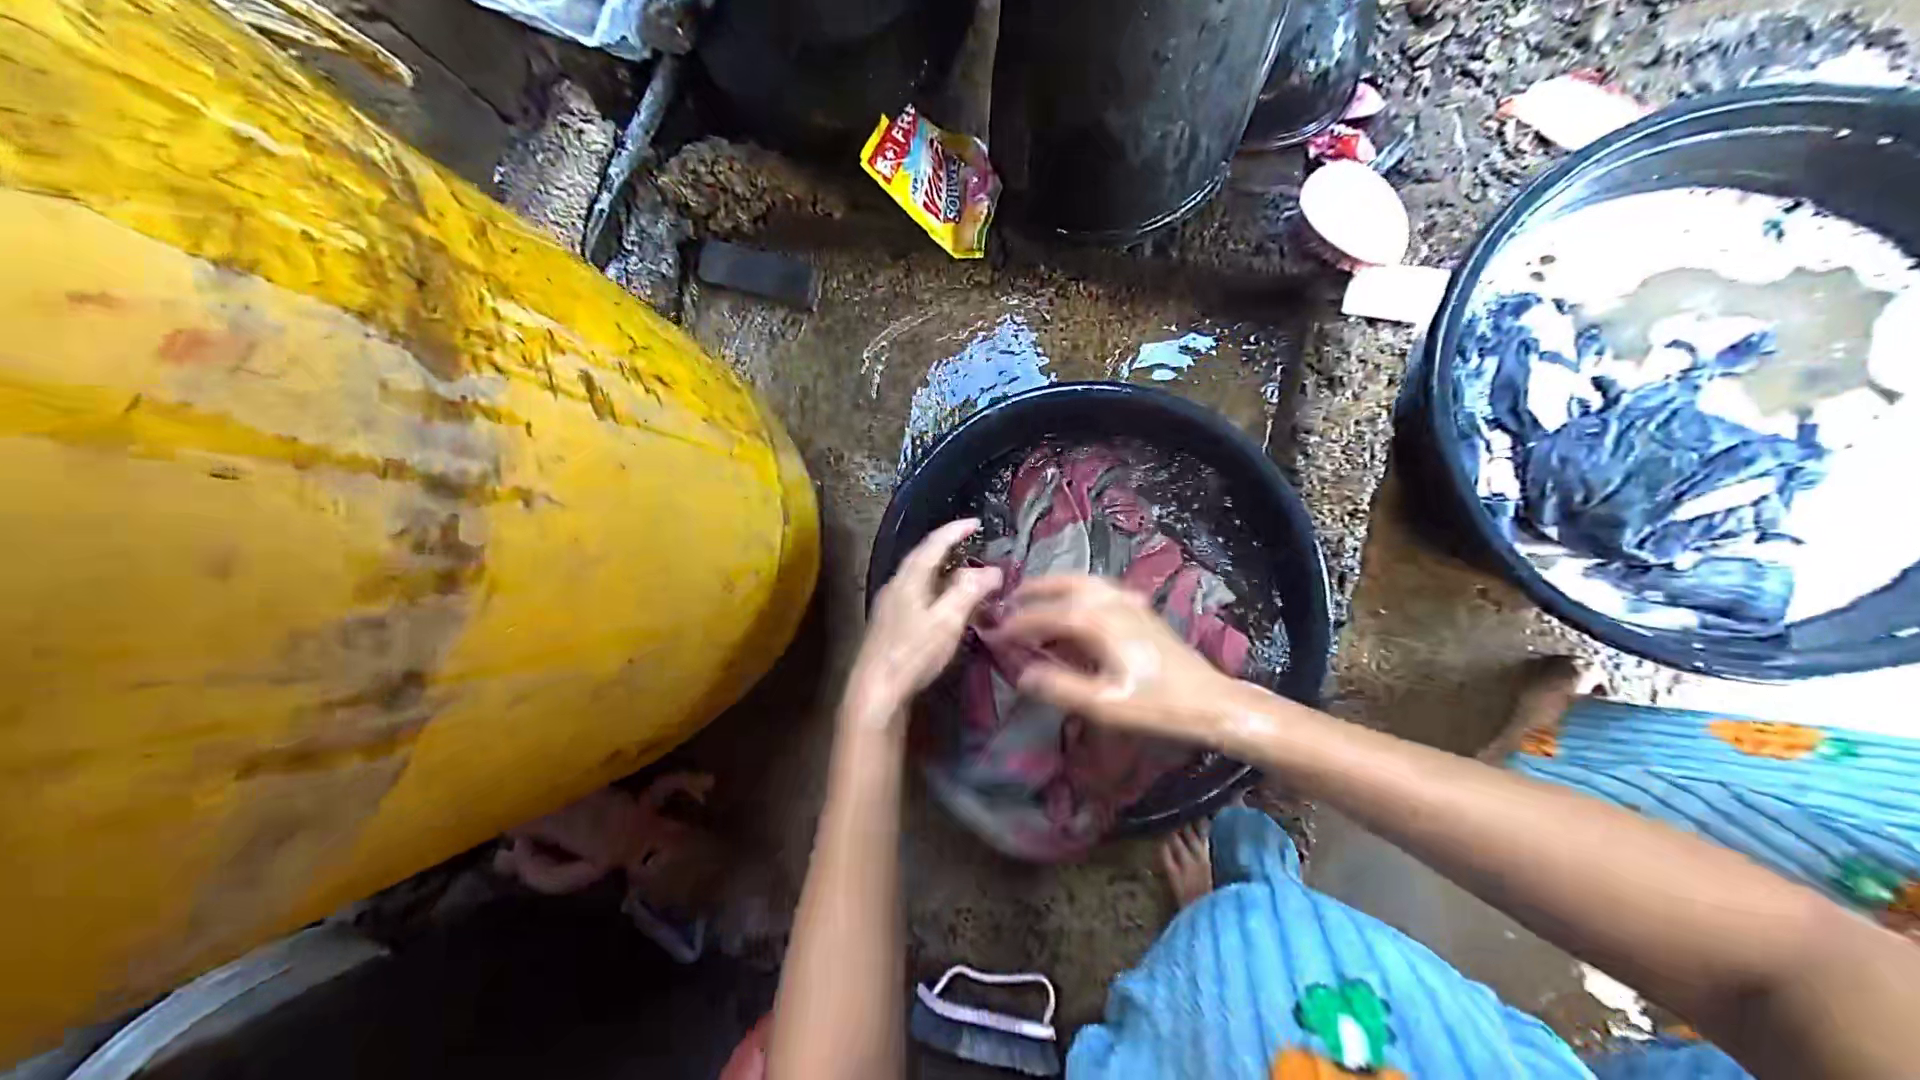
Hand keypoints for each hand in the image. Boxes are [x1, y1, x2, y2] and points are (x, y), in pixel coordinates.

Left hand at [845, 518, 1002, 727]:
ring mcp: (889, 606)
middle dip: (949, 549)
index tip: (976, 522)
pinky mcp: (890, 625)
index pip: (933, 544)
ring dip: (943, 572)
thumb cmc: (912, 653)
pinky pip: (917, 595)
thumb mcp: (947, 621)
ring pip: (919, 578)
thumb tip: (992, 570)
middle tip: (973, 546)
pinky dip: (936, 591)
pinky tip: (945, 605)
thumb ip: (969, 592)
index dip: (955, 530)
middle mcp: (895, 586)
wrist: (875, 691)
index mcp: (908, 579)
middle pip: (923, 558)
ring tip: (965, 574)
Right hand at [994, 574, 1248, 741]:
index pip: (1043, 614)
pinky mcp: (1140, 608)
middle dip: (1032, 592)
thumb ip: (1059, 686)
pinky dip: (1077, 589)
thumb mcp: (1103, 704)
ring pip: (1081, 581)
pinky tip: (1076, 604)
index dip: (1015, 624)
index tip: (994, 633)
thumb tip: (1022, 673)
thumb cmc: (1156, 705)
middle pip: (1061, 584)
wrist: (1211, 701)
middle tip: (1008, 603)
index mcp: (1095, 620)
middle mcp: (1109, 601)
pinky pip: (1099, 587)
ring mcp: (1128, 600)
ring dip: (1053, 587)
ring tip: (1034, 599)